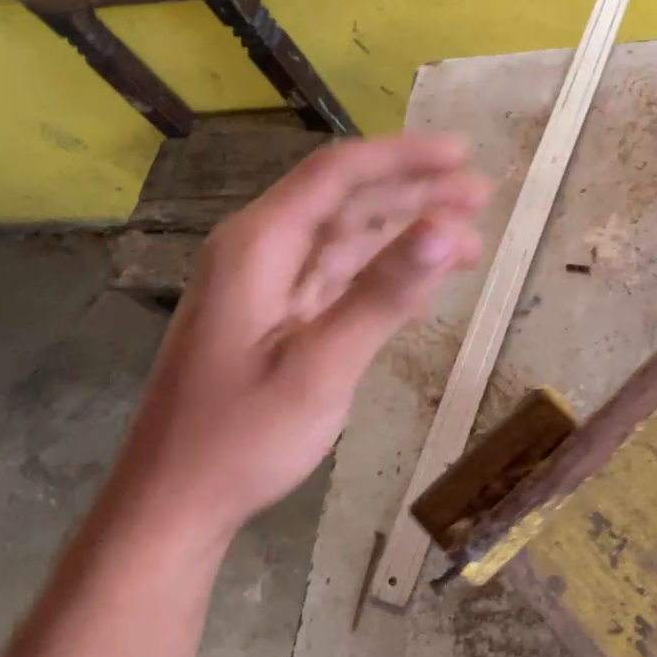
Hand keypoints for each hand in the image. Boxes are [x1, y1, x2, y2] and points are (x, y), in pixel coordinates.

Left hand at [112, 134, 488, 541]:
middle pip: (346, 202)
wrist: (176, 502)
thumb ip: (384, 293)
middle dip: (415, 194)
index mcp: (259, 245)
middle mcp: (260, 251)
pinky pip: (338, 280)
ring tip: (469, 239)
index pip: (338, 176)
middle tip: (480, 195)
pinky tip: (424, 285)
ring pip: (347, 241)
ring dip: (406, 236)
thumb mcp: (323, 365)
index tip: (461, 154)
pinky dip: (383, 277)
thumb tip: (445, 229)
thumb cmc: (243, 436)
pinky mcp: (276, 319)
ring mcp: (267, 286)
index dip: (403, 158)